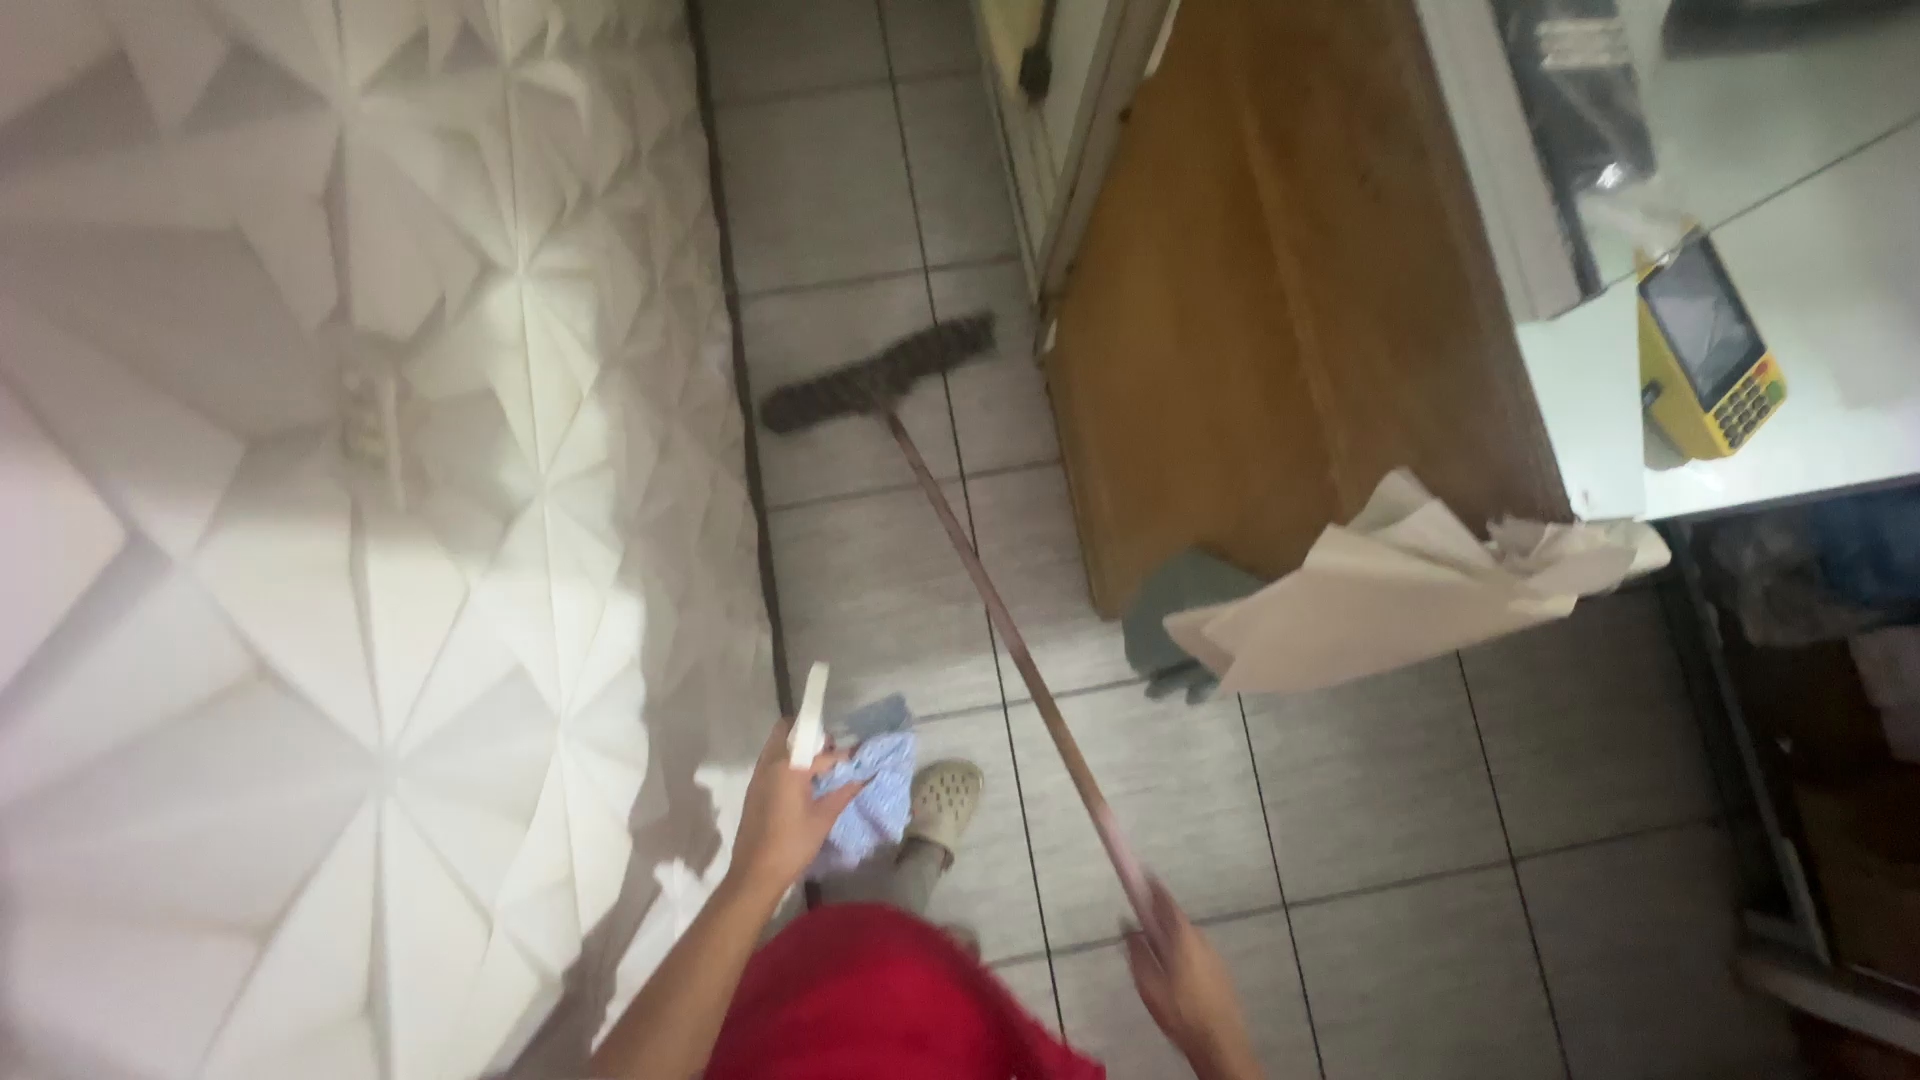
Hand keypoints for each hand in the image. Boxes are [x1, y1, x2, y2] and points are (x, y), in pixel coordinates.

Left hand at [724, 717, 865, 902]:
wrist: (755, 874)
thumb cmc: (793, 845)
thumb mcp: (823, 818)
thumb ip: (844, 793)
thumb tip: (863, 778)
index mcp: (789, 768)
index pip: (821, 752)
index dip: (842, 754)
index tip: (857, 755)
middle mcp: (770, 763)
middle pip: (787, 730)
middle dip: (809, 734)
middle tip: (829, 752)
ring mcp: (758, 775)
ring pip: (776, 744)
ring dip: (796, 746)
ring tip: (817, 766)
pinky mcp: (754, 788)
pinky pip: (770, 760)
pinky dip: (786, 760)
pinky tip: (802, 781)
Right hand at [1124, 880, 1261, 1079]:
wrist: (1220, 1044)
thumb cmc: (1179, 1011)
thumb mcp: (1148, 983)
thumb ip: (1137, 950)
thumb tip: (1129, 926)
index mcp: (1182, 935)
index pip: (1164, 899)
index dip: (1151, 886)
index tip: (1139, 877)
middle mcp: (1200, 937)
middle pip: (1175, 919)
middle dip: (1158, 919)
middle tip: (1141, 928)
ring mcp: (1213, 954)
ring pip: (1186, 938)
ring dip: (1171, 940)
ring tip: (1158, 961)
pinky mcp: (1220, 972)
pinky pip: (1196, 953)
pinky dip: (1184, 955)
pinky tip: (1177, 977)